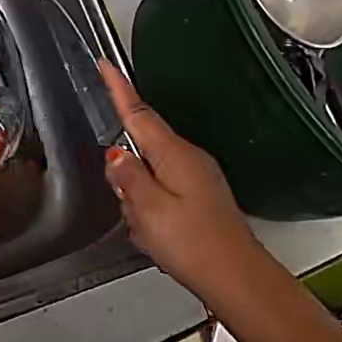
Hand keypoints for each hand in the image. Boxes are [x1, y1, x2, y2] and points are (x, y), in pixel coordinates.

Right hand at [99, 61, 270, 293]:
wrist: (237, 277)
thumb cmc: (195, 245)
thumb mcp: (149, 210)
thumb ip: (128, 178)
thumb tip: (114, 153)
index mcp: (174, 155)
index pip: (138, 112)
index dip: (119, 88)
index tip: (104, 64)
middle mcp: (188, 158)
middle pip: (140, 145)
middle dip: (124, 171)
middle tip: (129, 205)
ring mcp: (196, 175)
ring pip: (148, 172)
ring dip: (137, 197)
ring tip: (147, 229)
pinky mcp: (198, 194)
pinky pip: (161, 190)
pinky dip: (151, 209)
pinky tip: (157, 235)